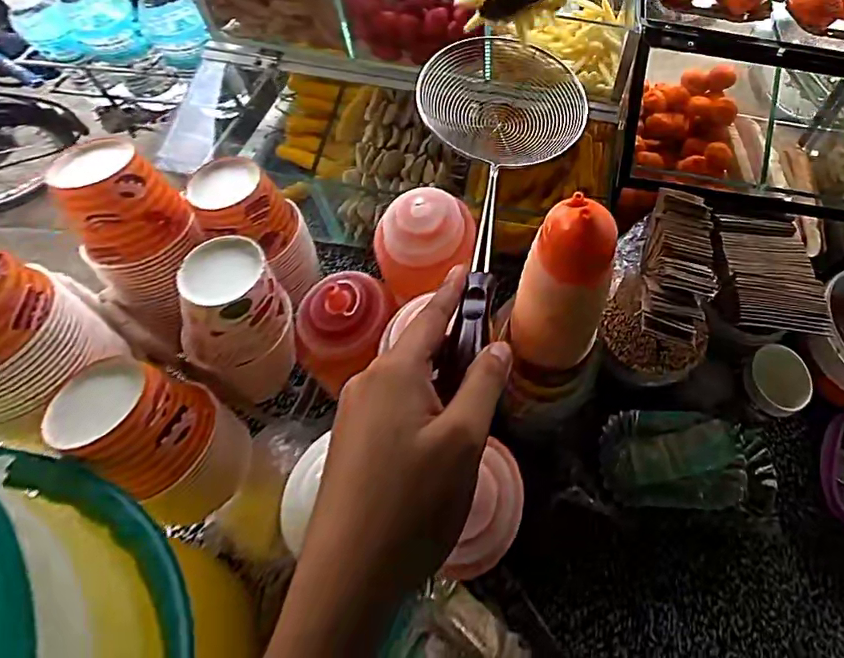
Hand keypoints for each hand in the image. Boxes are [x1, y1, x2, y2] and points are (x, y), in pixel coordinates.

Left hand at [269, 268, 510, 654]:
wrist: (346, 575)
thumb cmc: (412, 504)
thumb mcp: (462, 443)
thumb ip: (482, 387)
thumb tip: (497, 346)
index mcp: (395, 372)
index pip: (431, 318)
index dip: (452, 293)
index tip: (465, 268)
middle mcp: (368, 382)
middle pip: (416, 349)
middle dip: (449, 348)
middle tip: (482, 357)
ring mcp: (353, 412)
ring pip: (404, 381)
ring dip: (436, 383)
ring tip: (465, 409)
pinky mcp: (350, 440)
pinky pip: (391, 405)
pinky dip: (418, 405)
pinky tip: (433, 439)